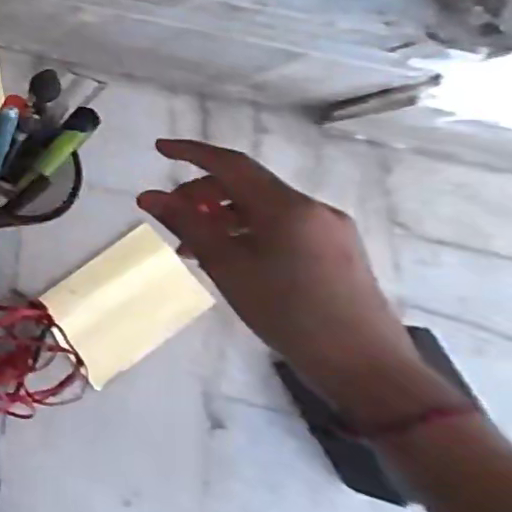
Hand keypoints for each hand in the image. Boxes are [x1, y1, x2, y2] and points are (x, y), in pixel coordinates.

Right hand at [136, 139, 450, 421]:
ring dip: (218, 217)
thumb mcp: (226, 266)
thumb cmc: (287, 311)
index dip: (191, 152)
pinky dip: (242, 231)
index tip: (158, 148)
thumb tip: (149, 195)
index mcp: (287, 208)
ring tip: (190, 247)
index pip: (231, 165)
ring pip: (259, 208)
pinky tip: (224, 257)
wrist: (363, 363)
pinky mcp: (333, 251)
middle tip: (168, 218)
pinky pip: (277, 226)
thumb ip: (186, 225)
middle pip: (244, 186)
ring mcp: (327, 230)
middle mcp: (311, 210)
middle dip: (200, 194)